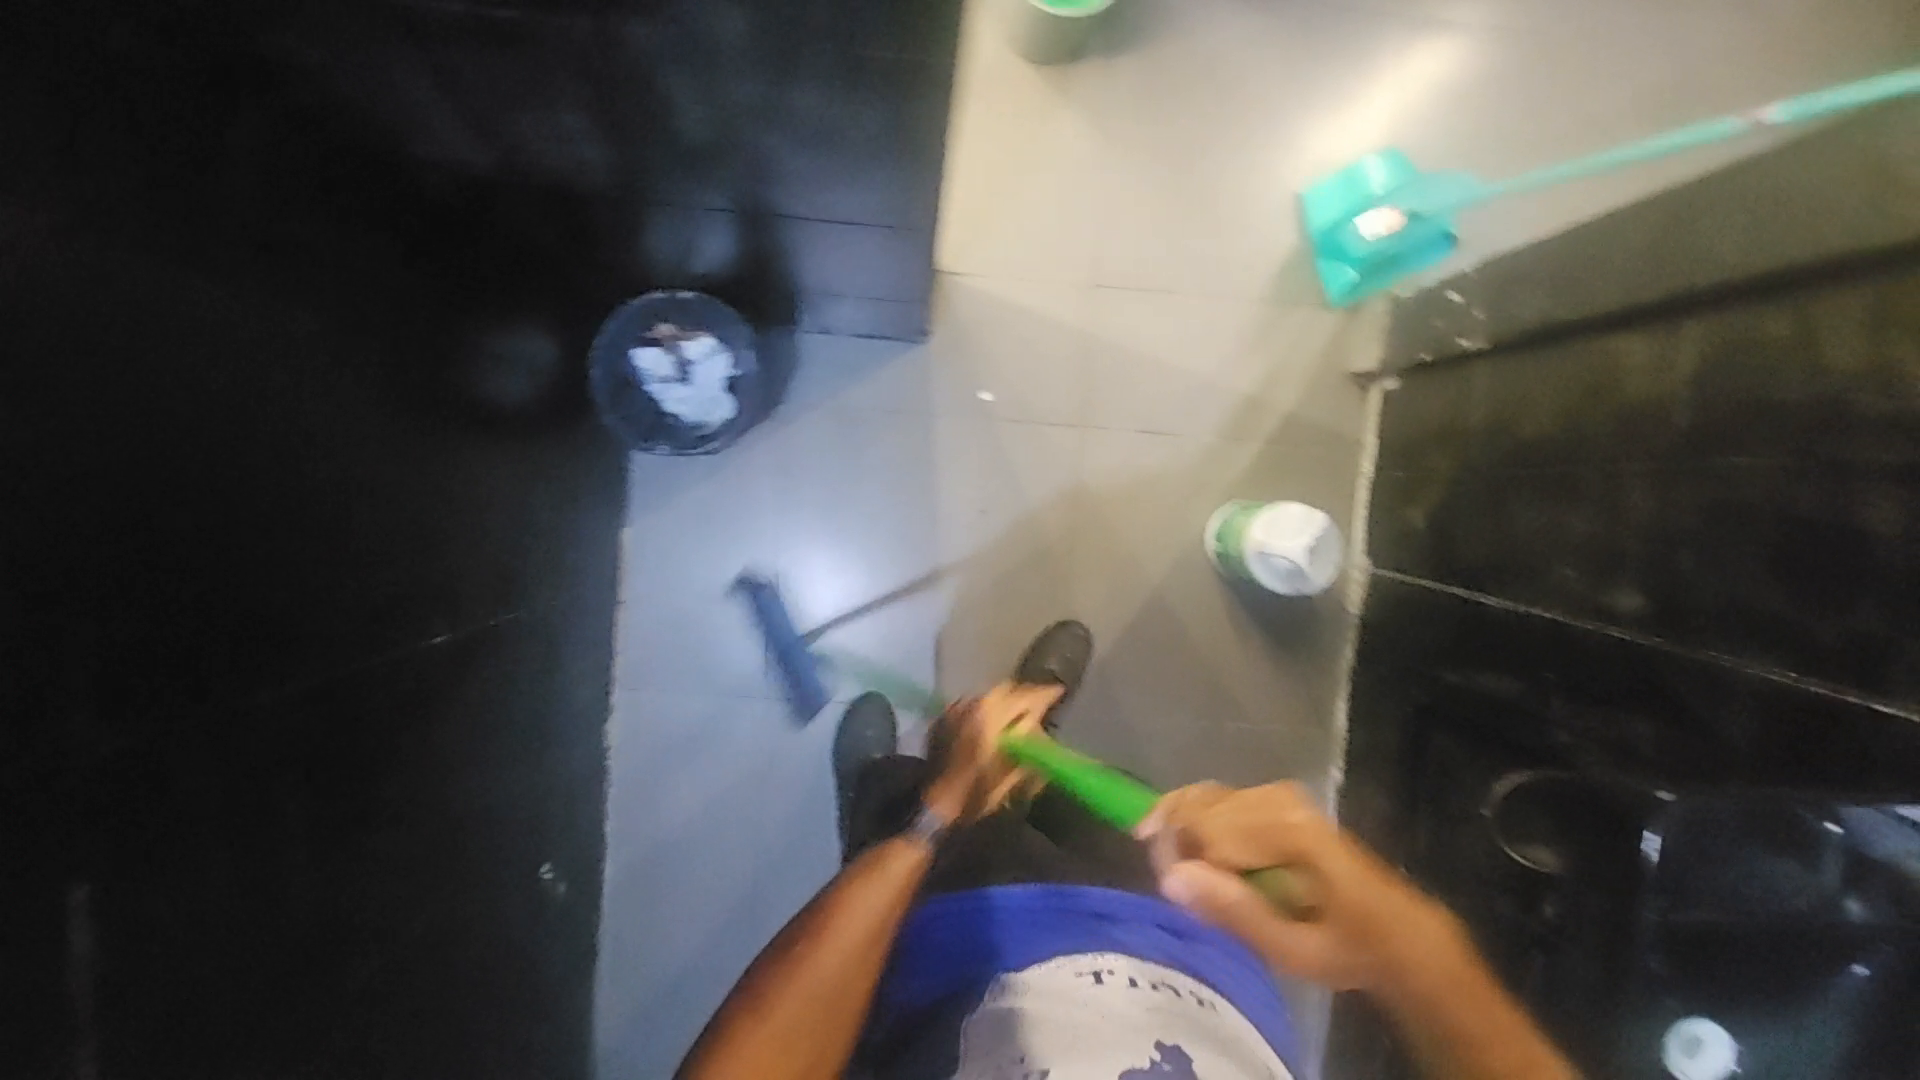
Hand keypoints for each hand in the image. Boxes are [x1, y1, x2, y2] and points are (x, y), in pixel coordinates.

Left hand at [922, 682, 1063, 822]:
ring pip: (988, 696)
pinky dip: (985, 709)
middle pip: (1006, 690)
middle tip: (1040, 705)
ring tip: (1017, 715)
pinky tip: (991, 724)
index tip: (1059, 693)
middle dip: (1024, 696)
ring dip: (1004, 702)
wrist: (936, 806)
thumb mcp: (1012, 773)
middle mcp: (971, 705)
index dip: (1045, 694)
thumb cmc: (977, 794)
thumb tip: (1042, 727)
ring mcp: (955, 710)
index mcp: (991, 717)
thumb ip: (1030, 745)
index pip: (1025, 696)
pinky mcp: (943, 718)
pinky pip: (971, 705)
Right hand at [1136, 781, 1467, 994]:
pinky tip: (1192, 847)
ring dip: (1181, 827)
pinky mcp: (1278, 799)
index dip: (1178, 855)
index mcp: (1289, 831)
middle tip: (1168, 881)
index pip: (1205, 826)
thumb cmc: (1344, 946)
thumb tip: (1172, 878)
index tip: (1169, 890)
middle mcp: (1281, 800)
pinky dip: (1196, 819)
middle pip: (1200, 804)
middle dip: (1174, 838)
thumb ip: (1235, 911)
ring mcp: (1280, 795)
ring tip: (1171, 864)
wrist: (1394, 931)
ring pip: (1205, 796)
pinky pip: (1219, 799)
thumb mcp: (1292, 949)